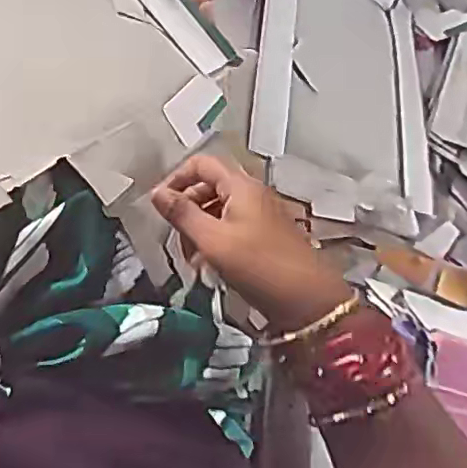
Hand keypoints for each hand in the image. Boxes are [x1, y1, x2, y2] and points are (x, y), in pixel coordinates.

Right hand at [150, 155, 353, 331]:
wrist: (309, 303)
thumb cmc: (259, 266)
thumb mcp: (211, 240)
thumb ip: (181, 213)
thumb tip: (157, 193)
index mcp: (240, 187)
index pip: (200, 164)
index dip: (176, 179)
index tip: (161, 205)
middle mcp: (252, 194)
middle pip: (207, 187)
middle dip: (185, 208)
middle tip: (174, 236)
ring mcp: (261, 215)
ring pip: (217, 209)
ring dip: (197, 227)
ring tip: (191, 256)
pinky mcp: (265, 235)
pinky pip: (231, 226)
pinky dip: (214, 239)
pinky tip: (209, 263)